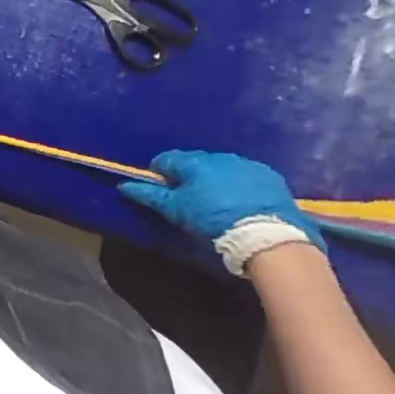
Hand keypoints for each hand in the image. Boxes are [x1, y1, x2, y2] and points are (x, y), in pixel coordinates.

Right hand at [119, 151, 325, 274]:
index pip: (164, 160)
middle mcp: (219, 157)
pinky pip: (245, 176)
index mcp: (193, 163)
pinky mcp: (270, 177)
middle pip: (193, 163)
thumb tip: (124, 186)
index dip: (159, 175)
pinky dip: (238, 185)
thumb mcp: (176, 211)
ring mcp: (247, 164)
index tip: (161, 192)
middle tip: (187, 200)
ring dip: (214, 180)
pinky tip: (240, 204)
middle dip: (188, 177)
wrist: (268, 237)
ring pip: (220, 168)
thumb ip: (149, 195)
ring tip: (216, 203)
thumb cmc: (212, 221)